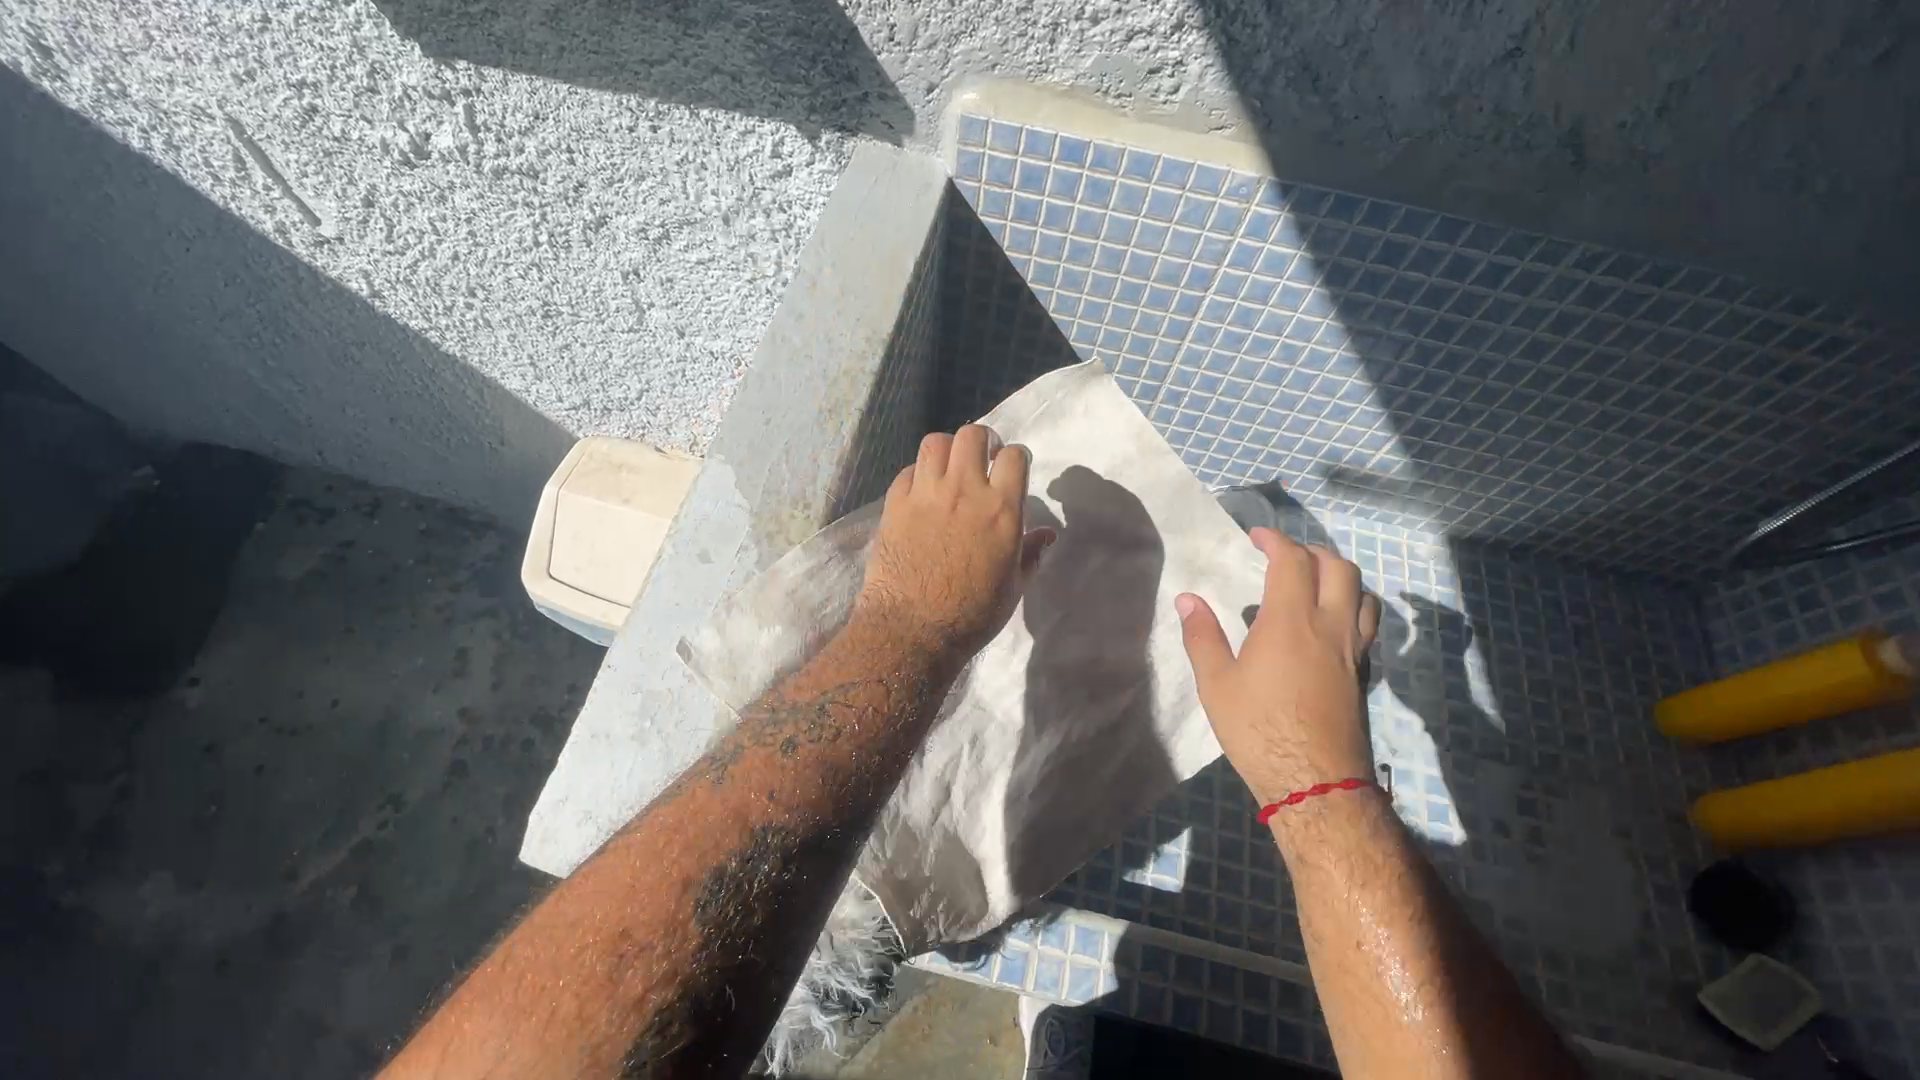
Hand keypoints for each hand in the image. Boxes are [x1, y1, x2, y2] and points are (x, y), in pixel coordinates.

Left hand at [855, 425, 1054, 665]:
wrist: (913, 628)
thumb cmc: (973, 613)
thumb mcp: (1014, 586)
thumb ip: (1030, 553)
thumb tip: (1047, 535)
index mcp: (1001, 509)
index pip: (1015, 456)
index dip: (1016, 457)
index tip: (1012, 468)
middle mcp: (964, 490)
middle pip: (973, 435)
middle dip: (982, 440)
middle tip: (982, 458)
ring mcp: (925, 494)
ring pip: (936, 442)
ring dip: (948, 450)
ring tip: (950, 467)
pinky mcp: (895, 504)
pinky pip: (908, 470)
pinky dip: (918, 474)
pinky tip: (922, 492)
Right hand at [1175, 527, 1380, 808]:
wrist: (1314, 781)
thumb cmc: (1257, 730)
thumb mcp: (1216, 684)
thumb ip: (1202, 637)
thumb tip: (1187, 599)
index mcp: (1290, 622)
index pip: (1292, 561)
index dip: (1275, 540)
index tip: (1256, 537)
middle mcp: (1329, 626)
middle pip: (1338, 567)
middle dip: (1310, 552)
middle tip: (1283, 558)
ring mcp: (1352, 650)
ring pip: (1362, 592)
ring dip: (1338, 575)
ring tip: (1311, 584)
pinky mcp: (1362, 672)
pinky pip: (1366, 623)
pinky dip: (1351, 605)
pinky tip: (1328, 624)